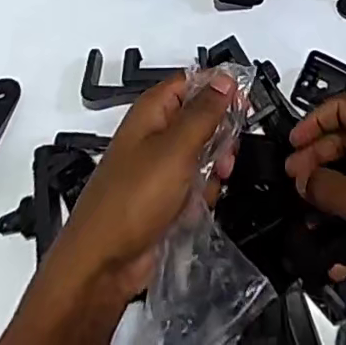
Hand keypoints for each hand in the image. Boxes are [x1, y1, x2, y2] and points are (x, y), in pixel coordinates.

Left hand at [0, 71, 239, 344]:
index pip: (193, 81)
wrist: (105, 263)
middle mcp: (155, 133)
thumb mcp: (176, 148)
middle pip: (203, 117)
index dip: (219, 88)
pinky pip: (196, 185)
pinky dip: (201, 196)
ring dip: (212, 170)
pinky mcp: (165, 194)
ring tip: (205, 184)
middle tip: (223, 152)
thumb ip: (204, 112)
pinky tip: (193, 207)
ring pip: (203, 153)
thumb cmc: (127, 202)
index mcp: (153, 109)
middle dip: (219, 136)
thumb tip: (223, 81)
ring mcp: (160, 165)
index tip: (240, 103)